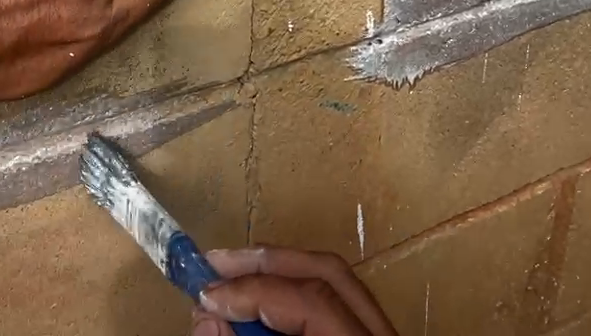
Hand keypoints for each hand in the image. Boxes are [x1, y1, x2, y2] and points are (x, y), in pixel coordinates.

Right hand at [192, 247, 398, 335]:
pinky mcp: (372, 334)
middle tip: (213, 266)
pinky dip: (294, 292)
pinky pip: (336, 298)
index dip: (254, 291)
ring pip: (334, 277)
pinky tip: (263, 299)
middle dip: (264, 262)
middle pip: (327, 271)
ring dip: (276, 270)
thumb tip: (205, 314)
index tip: (207, 296)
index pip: (313, 300)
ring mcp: (384, 333)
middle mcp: (385, 335)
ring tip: (230, 275)